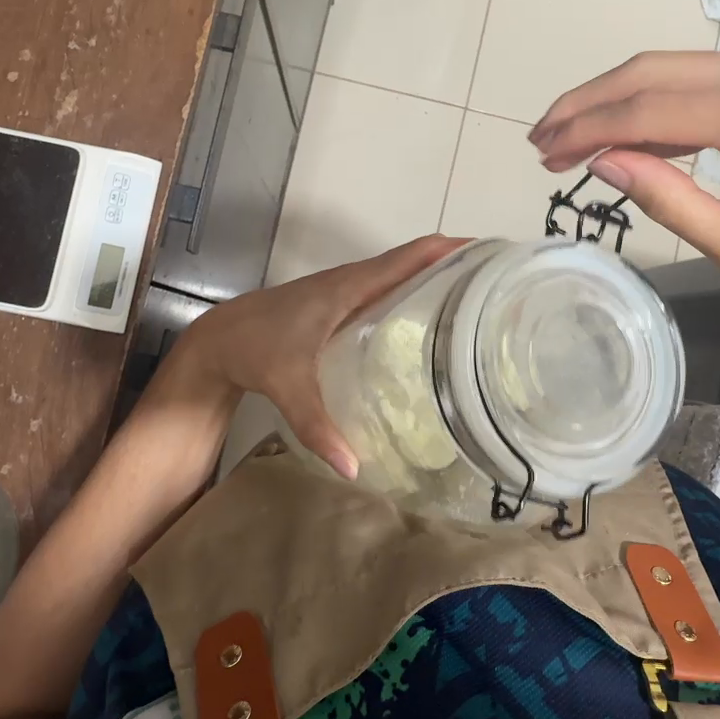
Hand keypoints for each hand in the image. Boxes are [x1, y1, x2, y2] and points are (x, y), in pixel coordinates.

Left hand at [176, 236, 467, 477]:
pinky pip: (387, 290)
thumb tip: (354, 468)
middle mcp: (353, 280)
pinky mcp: (340, 304)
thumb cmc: (253, 348)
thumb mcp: (286, 385)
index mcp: (348, 286)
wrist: (219, 339)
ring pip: (402, 274)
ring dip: (437, 277)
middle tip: (500, 284)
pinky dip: (414, 293)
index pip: (409, 257)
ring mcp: (346, 290)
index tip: (493, 253)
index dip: (451, 249)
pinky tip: (429, 323)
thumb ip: (317, 425)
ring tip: (480, 300)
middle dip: (457, 263)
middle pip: (415, 260)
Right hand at [528, 51, 719, 306]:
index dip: (590, 130)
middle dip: (588, 104)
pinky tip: (621, 132)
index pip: (656, 112)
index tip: (544, 153)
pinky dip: (651, 100)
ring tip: (567, 136)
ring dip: (613, 98)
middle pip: (656, 72)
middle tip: (541, 139)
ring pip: (671, 66)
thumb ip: (669, 202)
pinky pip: (699, 75)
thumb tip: (602, 162)